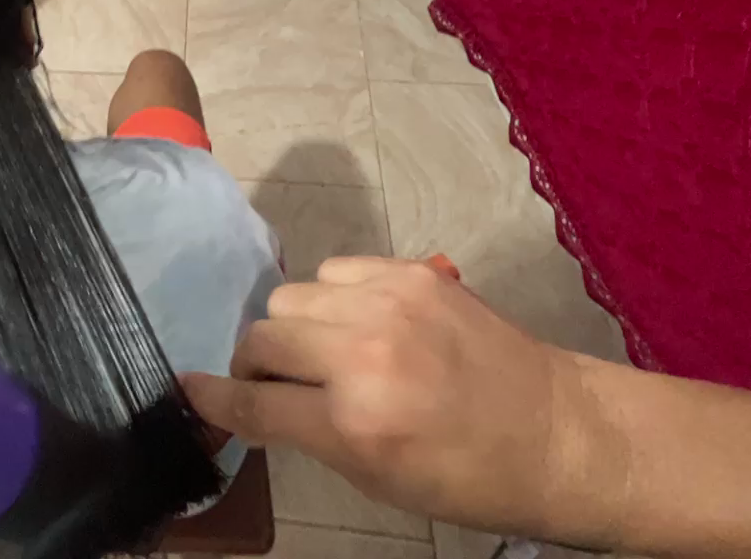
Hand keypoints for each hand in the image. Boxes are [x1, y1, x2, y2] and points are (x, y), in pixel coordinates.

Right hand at [182, 256, 624, 544]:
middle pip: (261, 336)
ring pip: (291, 297)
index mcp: (357, 423)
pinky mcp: (409, 272)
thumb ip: (308, 432)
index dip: (216, 398)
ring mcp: (387, 303)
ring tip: (330, 347)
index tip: (190, 389)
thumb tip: (252, 400)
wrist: (560, 431)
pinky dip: (334, 298)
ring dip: (296, 327)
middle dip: (256, 362)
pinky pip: (333, 272)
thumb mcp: (379, 479)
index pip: (256, 402)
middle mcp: (363, 354)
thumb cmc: (467, 478)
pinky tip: (363, 319)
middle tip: (279, 378)